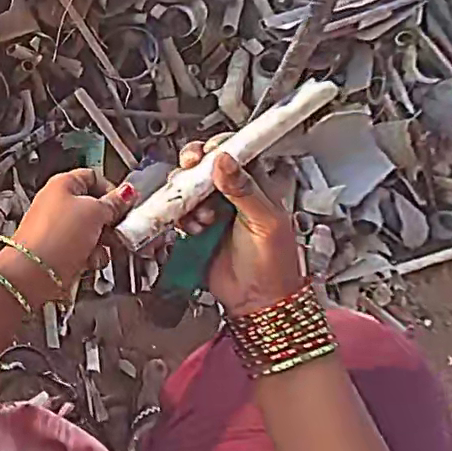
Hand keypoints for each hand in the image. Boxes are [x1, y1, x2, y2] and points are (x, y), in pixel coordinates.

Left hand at [0, 169, 136, 301]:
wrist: (35, 273)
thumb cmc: (55, 236)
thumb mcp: (94, 212)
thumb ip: (113, 202)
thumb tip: (126, 193)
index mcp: (62, 185)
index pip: (93, 178)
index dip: (112, 190)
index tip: (126, 204)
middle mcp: (58, 205)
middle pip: (95, 208)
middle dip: (110, 221)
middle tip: (119, 228)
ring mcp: (59, 229)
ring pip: (93, 232)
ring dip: (103, 242)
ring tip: (103, 247)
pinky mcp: (60, 252)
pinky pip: (85, 250)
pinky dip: (92, 256)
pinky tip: (90, 260)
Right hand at [176, 138, 305, 315]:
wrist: (256, 302)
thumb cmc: (274, 264)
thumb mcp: (265, 222)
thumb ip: (244, 189)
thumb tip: (224, 159)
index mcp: (255, 186)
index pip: (233, 153)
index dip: (217, 148)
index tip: (206, 154)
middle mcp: (230, 194)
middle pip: (203, 166)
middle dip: (192, 167)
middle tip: (189, 170)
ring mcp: (210, 210)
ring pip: (187, 188)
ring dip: (187, 198)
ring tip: (201, 216)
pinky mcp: (193, 227)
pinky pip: (177, 212)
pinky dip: (179, 217)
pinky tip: (193, 229)